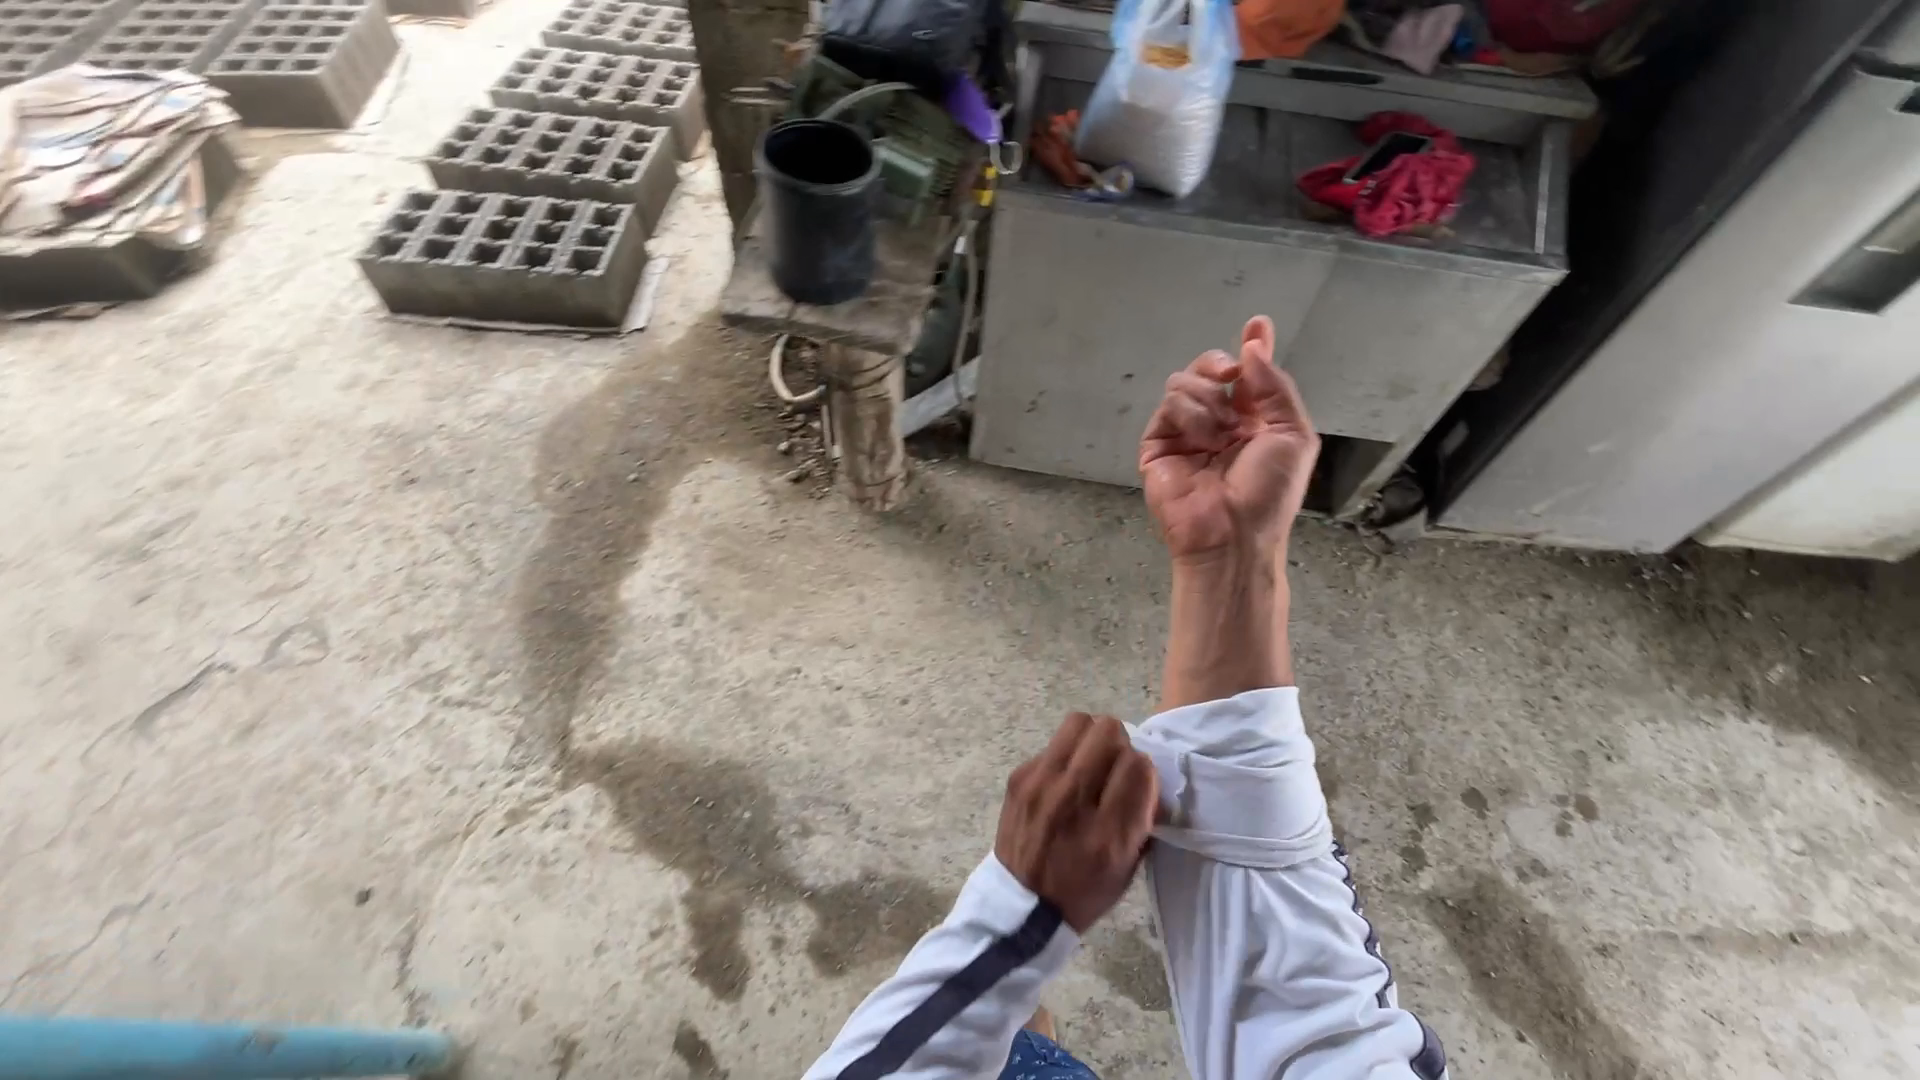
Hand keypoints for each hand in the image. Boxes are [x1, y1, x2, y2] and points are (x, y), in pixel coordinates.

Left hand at [995, 713, 1158, 932]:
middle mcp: (1073, 799)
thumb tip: (1148, 773)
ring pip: (1078, 723)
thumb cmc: (1083, 890)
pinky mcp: (1019, 776)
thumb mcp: (1127, 866)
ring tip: (1090, 765)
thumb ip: (1143, 816)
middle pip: (1109, 731)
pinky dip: (1065, 756)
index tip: (1138, 784)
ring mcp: (1041, 783)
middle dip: (1120, 746)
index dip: (1144, 770)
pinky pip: (1053, 744)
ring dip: (1092, 739)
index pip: (1138, 765)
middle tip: (1114, 768)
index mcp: (1107, 831)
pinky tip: (1062, 781)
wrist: (1021, 906)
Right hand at [1139, 316, 1319, 564]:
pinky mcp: (1157, 444)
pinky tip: (1204, 439)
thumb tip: (1252, 346)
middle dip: (1220, 365)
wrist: (1232, 532)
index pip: (1248, 375)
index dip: (1252, 348)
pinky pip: (1169, 406)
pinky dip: (1190, 415)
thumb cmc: (1269, 492)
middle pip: (1209, 369)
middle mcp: (1218, 422)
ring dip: (1207, 399)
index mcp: (1254, 421)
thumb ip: (1275, 387)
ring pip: (1184, 382)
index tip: (1256, 325)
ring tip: (1221, 433)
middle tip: (1231, 377)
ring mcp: (1184, 433)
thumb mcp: (1294, 435)